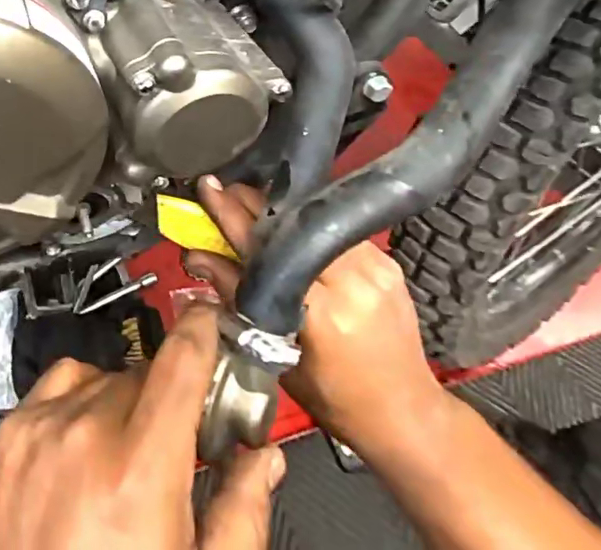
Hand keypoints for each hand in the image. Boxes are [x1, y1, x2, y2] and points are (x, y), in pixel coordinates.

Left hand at [0, 304, 286, 549]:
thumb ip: (239, 513)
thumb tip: (262, 460)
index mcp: (138, 472)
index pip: (180, 364)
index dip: (202, 331)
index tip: (211, 320)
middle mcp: (83, 436)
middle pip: (144, 374)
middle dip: (169, 396)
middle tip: (181, 437)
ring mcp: (40, 430)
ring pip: (102, 376)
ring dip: (124, 399)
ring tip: (129, 451)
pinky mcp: (9, 435)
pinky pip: (58, 384)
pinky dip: (81, 399)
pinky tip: (88, 441)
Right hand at [182, 176, 449, 457]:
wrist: (406, 412)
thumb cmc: (336, 397)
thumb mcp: (274, 353)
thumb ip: (237, 296)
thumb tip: (195, 255)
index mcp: (322, 312)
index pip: (264, 245)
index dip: (229, 212)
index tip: (208, 188)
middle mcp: (353, 280)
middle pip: (289, 221)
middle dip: (251, 202)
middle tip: (223, 192)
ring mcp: (375, 266)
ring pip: (312, 217)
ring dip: (278, 211)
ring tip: (252, 209)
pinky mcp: (386, 261)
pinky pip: (335, 228)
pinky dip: (307, 225)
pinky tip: (290, 230)